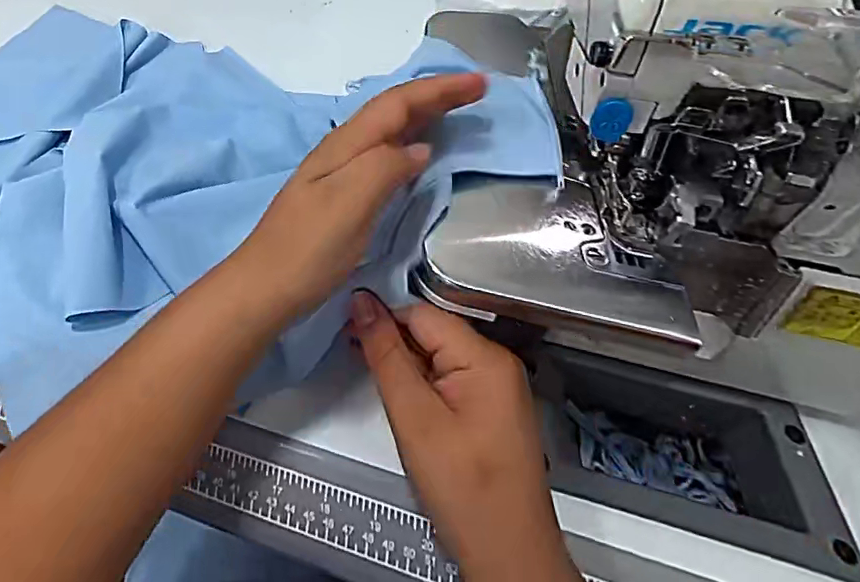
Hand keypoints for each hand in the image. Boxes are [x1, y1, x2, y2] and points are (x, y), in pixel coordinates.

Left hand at [228, 74, 486, 318]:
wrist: (265, 287)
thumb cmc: (307, 249)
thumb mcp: (347, 205)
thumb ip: (384, 168)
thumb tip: (420, 149)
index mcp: (344, 146)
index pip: (396, 104)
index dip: (438, 89)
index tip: (480, 83)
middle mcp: (341, 150)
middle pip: (392, 110)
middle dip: (435, 95)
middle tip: (478, 91)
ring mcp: (339, 172)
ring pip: (388, 130)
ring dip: (424, 114)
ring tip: (457, 110)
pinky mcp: (342, 194)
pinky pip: (384, 153)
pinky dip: (410, 141)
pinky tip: (419, 152)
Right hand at [350, 293, 580, 581]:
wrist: (508, 560)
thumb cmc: (469, 495)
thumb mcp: (414, 417)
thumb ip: (385, 354)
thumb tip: (364, 304)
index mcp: (486, 359)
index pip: (421, 314)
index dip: (382, 318)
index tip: (350, 328)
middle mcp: (497, 365)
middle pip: (430, 332)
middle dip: (391, 341)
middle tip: (356, 353)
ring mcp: (497, 388)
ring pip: (436, 354)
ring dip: (403, 363)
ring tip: (374, 376)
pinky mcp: (491, 409)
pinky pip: (447, 377)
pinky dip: (421, 383)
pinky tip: (402, 399)